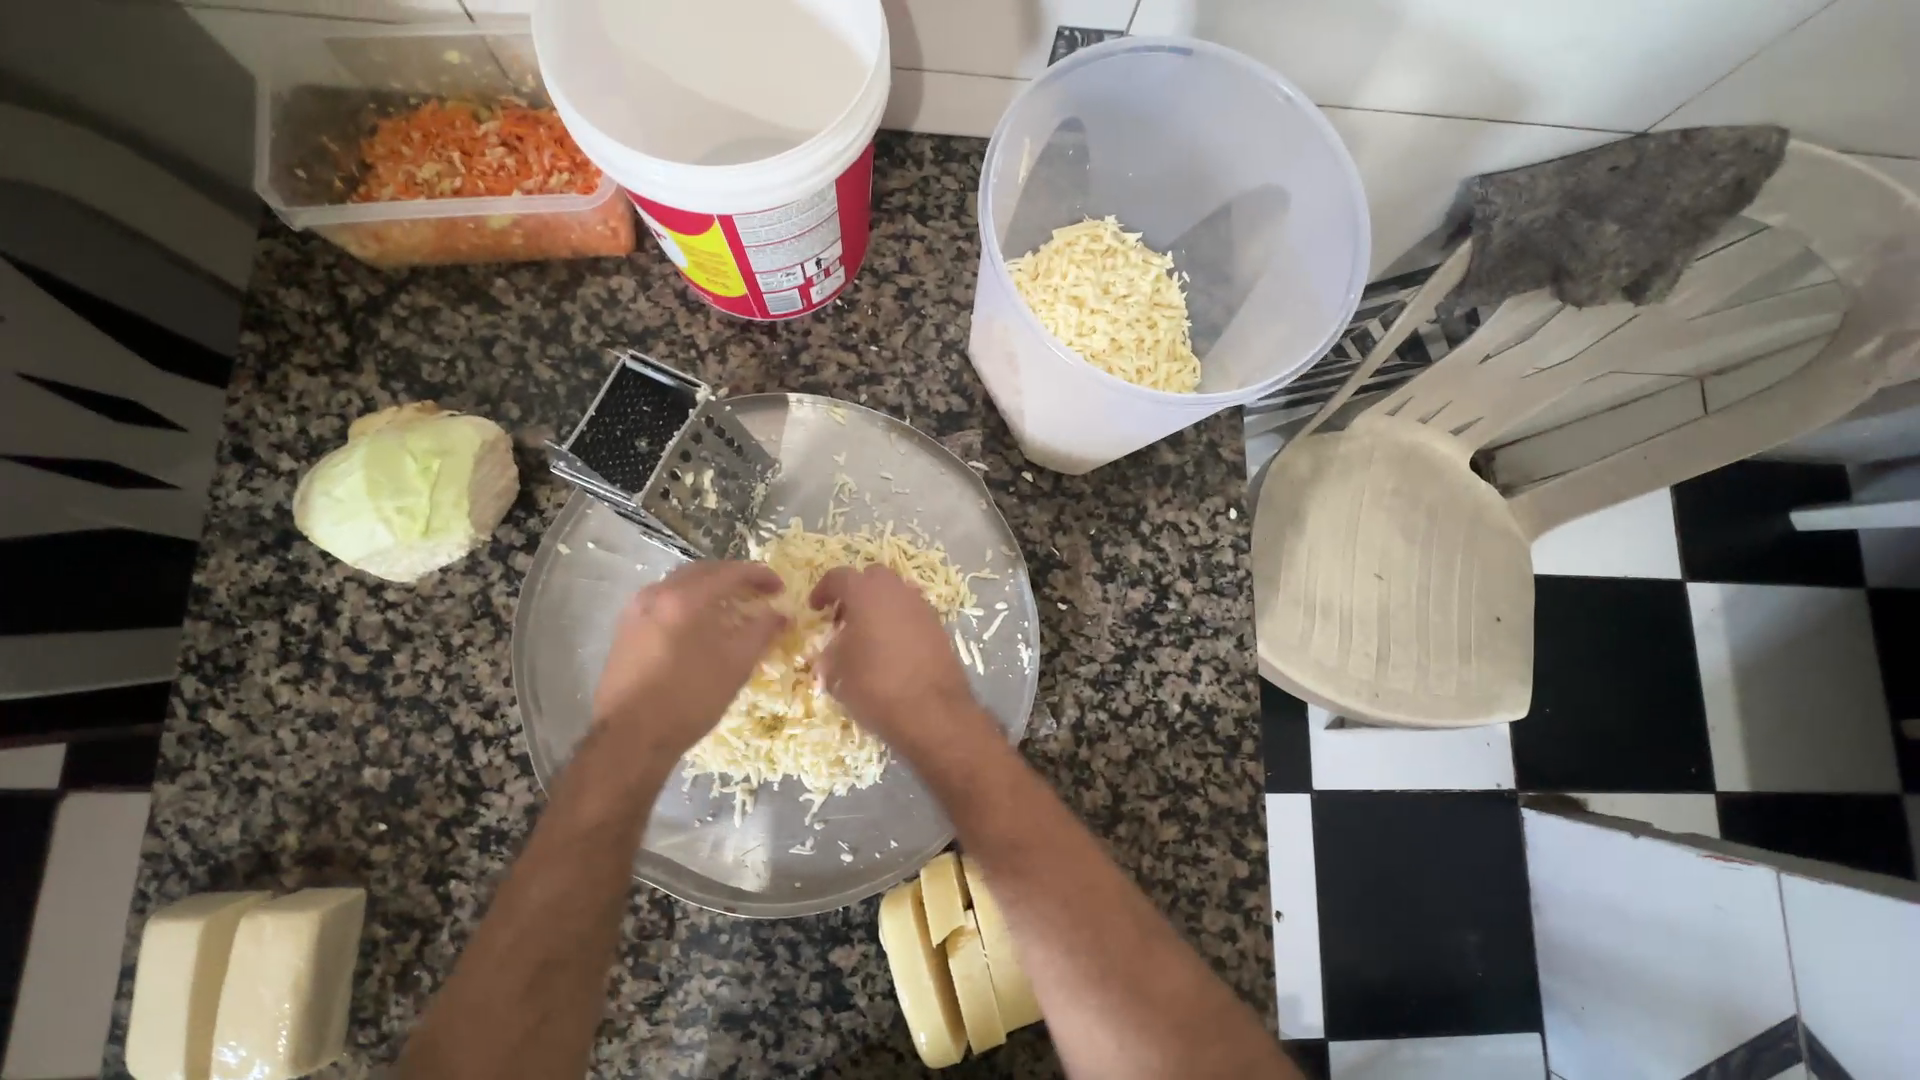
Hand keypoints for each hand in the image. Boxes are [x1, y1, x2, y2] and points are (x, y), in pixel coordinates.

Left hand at [591, 561, 785, 761]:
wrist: (630, 738)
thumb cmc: (689, 699)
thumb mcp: (736, 665)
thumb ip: (762, 631)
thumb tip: (782, 614)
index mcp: (685, 598)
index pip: (730, 573)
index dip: (760, 576)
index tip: (781, 587)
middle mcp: (657, 594)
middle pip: (703, 572)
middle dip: (734, 578)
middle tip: (758, 593)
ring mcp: (636, 610)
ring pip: (680, 585)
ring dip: (710, 590)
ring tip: (732, 609)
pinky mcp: (626, 630)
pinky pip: (664, 603)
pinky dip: (689, 604)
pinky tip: (700, 627)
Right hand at [808, 565, 993, 756]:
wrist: (932, 712)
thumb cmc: (875, 686)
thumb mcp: (837, 673)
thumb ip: (831, 652)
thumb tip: (835, 648)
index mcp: (866, 593)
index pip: (839, 576)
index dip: (823, 590)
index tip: (816, 609)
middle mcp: (897, 591)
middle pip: (872, 578)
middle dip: (856, 592)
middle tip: (844, 619)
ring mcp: (922, 607)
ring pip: (896, 593)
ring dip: (880, 606)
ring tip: (869, 634)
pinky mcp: (939, 626)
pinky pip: (913, 613)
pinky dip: (899, 621)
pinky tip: (892, 648)